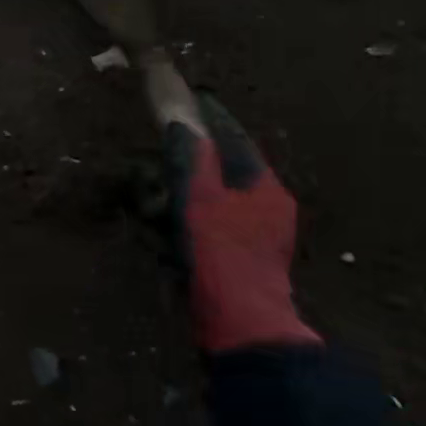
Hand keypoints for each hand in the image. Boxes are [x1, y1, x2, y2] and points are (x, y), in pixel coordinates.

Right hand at [165, 95, 320, 352]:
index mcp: (265, 186)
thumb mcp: (199, 196)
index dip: (210, 116)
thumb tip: (180, 115)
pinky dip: (191, 223)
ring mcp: (258, 236)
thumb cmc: (222, 253)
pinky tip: (168, 233)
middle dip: (193, 160)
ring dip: (187, 194)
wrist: (242, 327)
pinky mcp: (243, 261)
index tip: (190, 97)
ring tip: (158, 198)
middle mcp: (268, 206)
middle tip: (165, 151)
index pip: (234, 136)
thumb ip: (191, 153)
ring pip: (216, 199)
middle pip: (224, 167)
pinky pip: (213, 226)